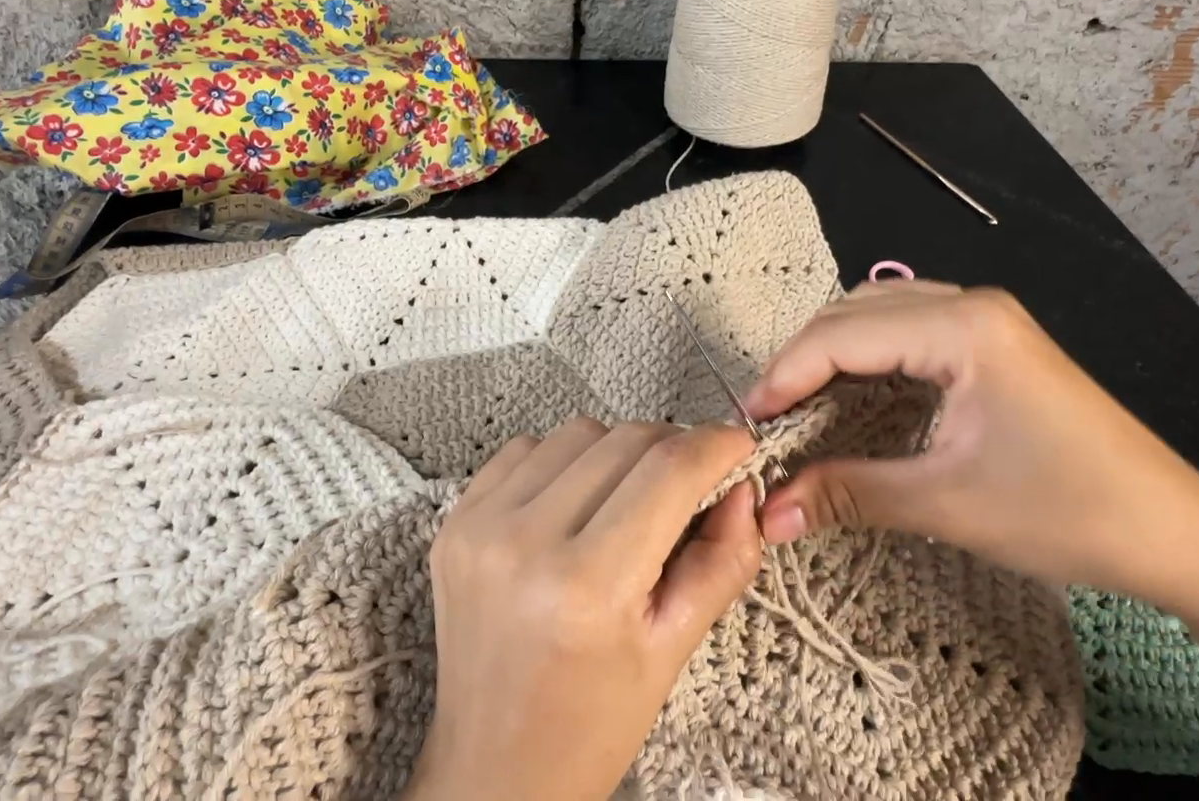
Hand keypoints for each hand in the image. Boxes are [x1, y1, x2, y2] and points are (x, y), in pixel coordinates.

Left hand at [405, 418, 761, 800]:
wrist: (496, 769)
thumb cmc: (592, 724)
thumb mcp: (675, 649)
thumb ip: (724, 559)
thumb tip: (743, 487)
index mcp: (589, 586)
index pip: (669, 471)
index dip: (716, 445)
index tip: (740, 445)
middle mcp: (526, 543)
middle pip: (627, 440)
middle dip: (675, 448)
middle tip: (691, 483)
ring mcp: (481, 526)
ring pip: (578, 432)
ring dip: (619, 451)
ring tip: (629, 500)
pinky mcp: (455, 520)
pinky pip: (526, 449)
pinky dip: (565, 460)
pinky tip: (577, 503)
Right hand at [744, 281, 1198, 593]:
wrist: (1176, 533)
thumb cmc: (1067, 512)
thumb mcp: (946, 504)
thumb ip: (847, 494)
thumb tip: (765, 515)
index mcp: (963, 328)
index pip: (842, 335)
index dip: (785, 375)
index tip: (748, 424)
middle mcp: (970, 305)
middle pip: (854, 313)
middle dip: (802, 362)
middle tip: (768, 420)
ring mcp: (986, 321)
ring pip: (878, 316)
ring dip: (831, 355)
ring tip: (799, 407)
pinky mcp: (993, 344)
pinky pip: (907, 332)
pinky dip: (866, 358)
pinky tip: (851, 396)